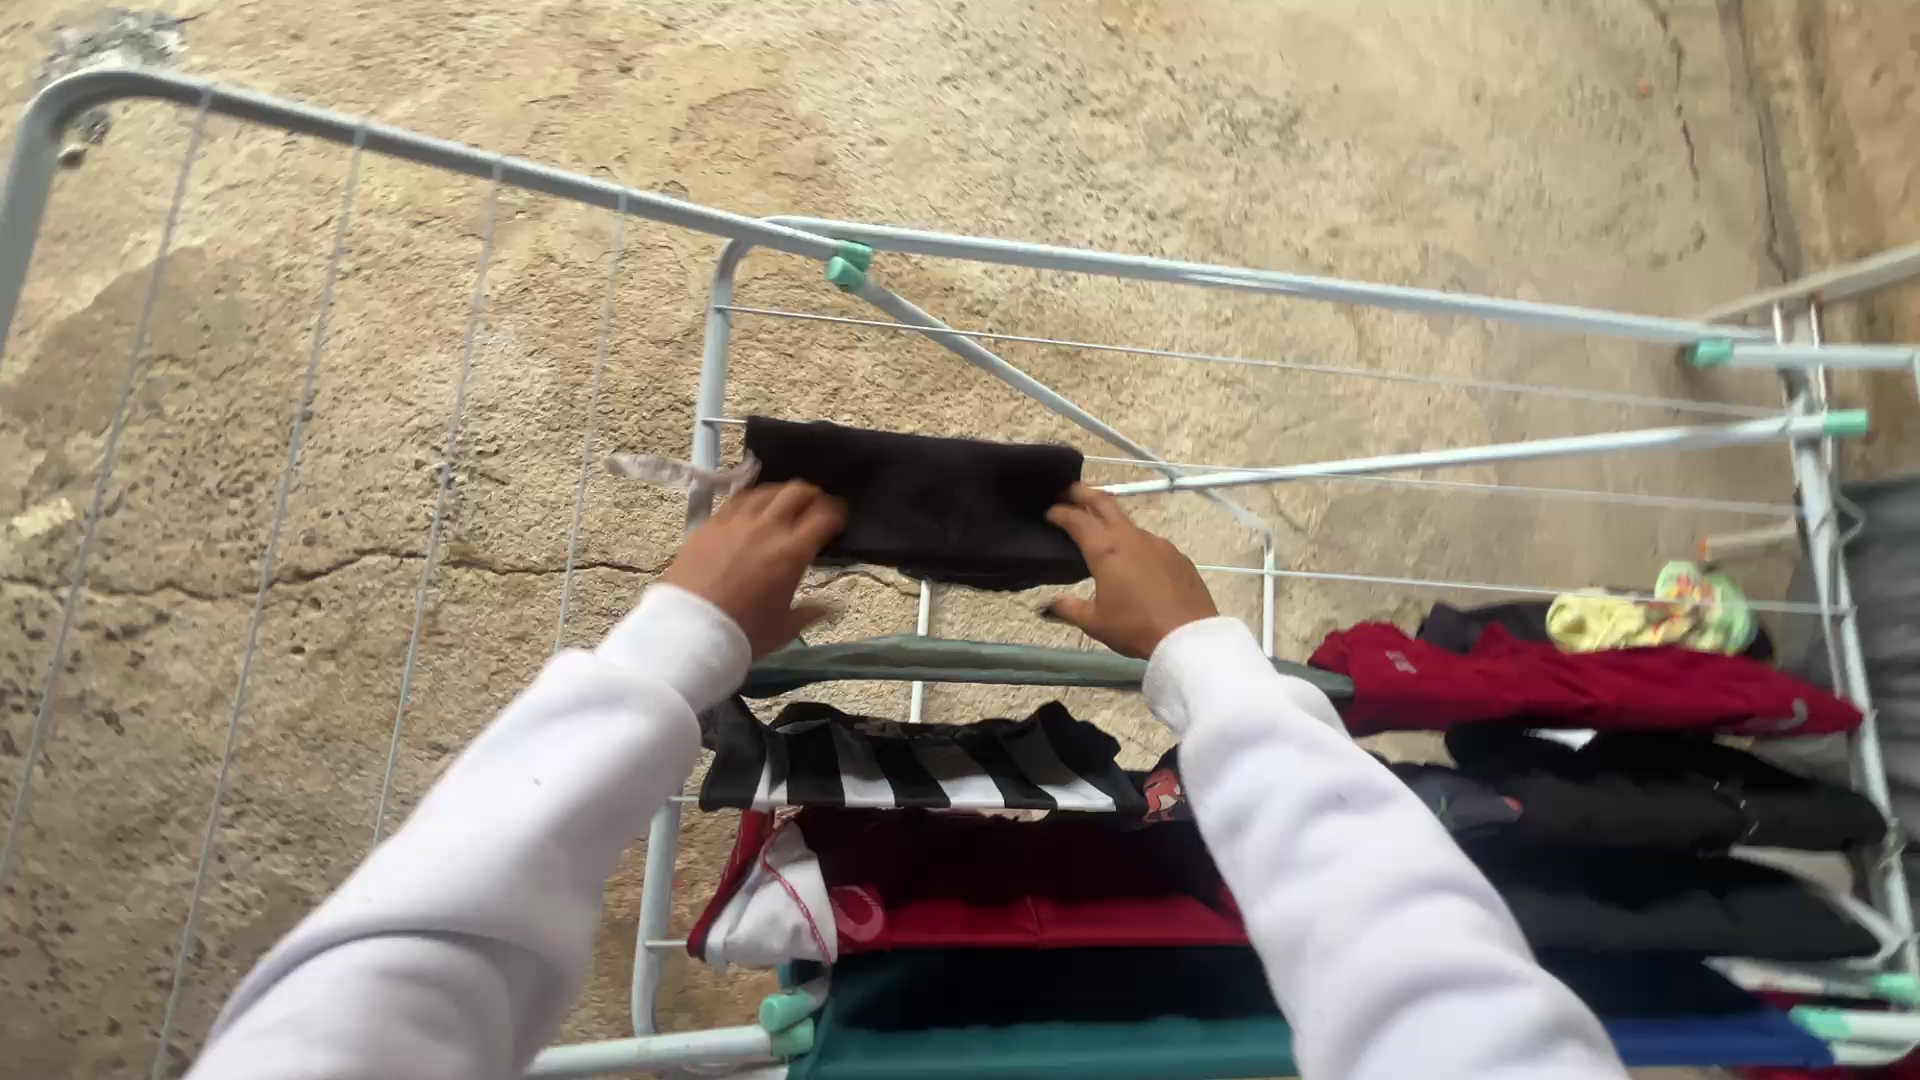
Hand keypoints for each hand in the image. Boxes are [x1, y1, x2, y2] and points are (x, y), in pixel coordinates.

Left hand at [663, 481, 846, 656]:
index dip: (837, 513)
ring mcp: (736, 522)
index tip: (839, 518)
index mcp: (793, 552)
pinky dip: (752, 499)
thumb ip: (810, 612)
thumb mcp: (784, 627)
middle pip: (797, 493)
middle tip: (817, 504)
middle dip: (813, 495)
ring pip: (766, 491)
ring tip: (785, 501)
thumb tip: (831, 607)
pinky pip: (736, 500)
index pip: (824, 517)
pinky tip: (753, 506)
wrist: (689, 630)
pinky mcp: (710, 524)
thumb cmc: (744, 632)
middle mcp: (768, 528)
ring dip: (782, 493)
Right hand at [1044, 483, 1218, 657]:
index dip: (1060, 513)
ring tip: (1101, 531)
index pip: (1076, 520)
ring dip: (1111, 521)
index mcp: (1106, 550)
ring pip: (1129, 524)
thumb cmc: (1135, 628)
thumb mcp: (1095, 622)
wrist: (1187, 637)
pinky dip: (1135, 543)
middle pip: (1105, 503)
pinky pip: (1150, 543)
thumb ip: (1069, 609)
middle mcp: (1131, 538)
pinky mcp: (1177, 556)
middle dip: (1084, 493)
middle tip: (1069, 491)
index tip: (1048, 512)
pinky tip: (1135, 561)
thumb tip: (1047, 606)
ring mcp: (1158, 544)